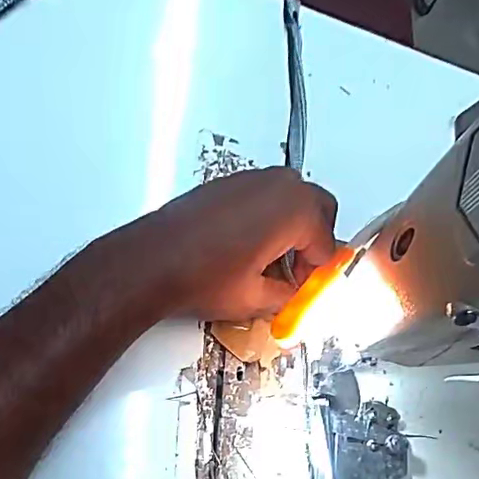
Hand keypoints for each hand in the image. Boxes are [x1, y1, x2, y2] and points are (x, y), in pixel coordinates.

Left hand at [98, 167, 340, 322]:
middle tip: (295, 276)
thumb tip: (292, 296)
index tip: (307, 288)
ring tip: (267, 267)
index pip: (328, 243)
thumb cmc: (194, 274)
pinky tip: (245, 251)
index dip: (318, 272)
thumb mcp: (253, 299)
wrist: (150, 262)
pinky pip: (263, 197)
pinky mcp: (228, 184)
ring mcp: (251, 179)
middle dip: (312, 243)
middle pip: (318, 211)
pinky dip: (265, 219)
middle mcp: (277, 185)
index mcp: (295, 210)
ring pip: (291, 200)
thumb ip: (287, 297)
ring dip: (290, 230)